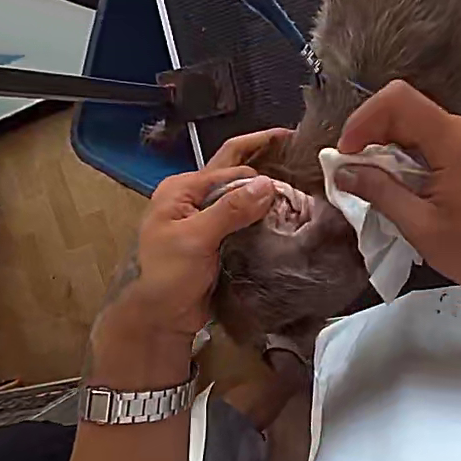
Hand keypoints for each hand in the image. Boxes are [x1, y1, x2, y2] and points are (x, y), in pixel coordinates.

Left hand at [90, 131, 288, 384]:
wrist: (162, 317)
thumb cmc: (169, 276)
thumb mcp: (196, 239)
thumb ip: (230, 210)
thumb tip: (268, 184)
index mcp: (181, 189)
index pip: (230, 170)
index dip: (260, 176)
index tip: (290, 186)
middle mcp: (193, 197)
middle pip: (232, 167)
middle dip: (262, 155)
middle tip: (295, 143)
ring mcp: (205, 218)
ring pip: (240, 192)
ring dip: (264, 186)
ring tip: (297, 179)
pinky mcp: (217, 238)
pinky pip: (243, 216)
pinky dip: (262, 211)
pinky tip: (283, 211)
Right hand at [335, 80, 460, 306]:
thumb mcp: (421, 227)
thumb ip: (380, 193)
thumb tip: (343, 173)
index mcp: (455, 142)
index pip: (397, 100)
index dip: (363, 120)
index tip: (346, 155)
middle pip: (404, 108)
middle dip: (370, 135)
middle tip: (352, 173)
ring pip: (414, 124)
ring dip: (386, 148)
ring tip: (370, 183)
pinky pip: (429, 140)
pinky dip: (405, 156)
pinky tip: (397, 185)